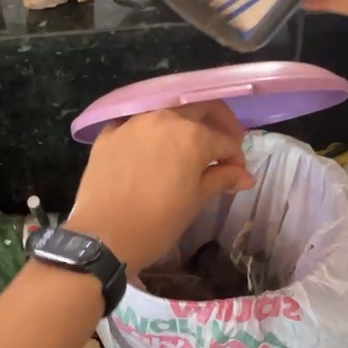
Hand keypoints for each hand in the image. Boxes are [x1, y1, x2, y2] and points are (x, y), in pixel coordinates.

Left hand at [65, 102, 254, 273]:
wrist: (102, 237)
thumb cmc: (156, 224)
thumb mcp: (195, 202)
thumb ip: (220, 180)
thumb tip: (245, 175)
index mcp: (192, 135)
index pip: (225, 139)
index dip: (236, 157)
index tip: (237, 174)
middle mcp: (163, 119)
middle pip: (200, 110)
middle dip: (218, 125)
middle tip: (223, 148)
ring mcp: (133, 123)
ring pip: (166, 115)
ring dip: (182, 128)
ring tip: (186, 152)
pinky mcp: (109, 134)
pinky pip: (137, 128)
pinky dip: (151, 137)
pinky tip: (151, 155)